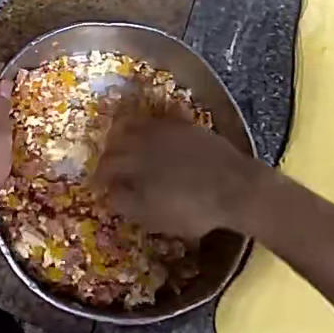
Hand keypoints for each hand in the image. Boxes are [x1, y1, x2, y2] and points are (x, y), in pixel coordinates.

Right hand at [96, 117, 273, 239]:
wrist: (235, 187)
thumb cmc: (191, 208)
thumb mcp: (152, 216)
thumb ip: (125, 202)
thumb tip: (109, 192)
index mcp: (132, 162)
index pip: (105, 165)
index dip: (99, 176)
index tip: (98, 185)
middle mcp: (144, 139)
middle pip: (117, 140)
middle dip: (109, 152)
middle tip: (108, 163)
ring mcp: (167, 129)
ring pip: (137, 123)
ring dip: (126, 132)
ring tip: (126, 141)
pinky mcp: (188, 125)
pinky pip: (165, 116)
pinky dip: (156, 121)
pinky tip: (158, 127)